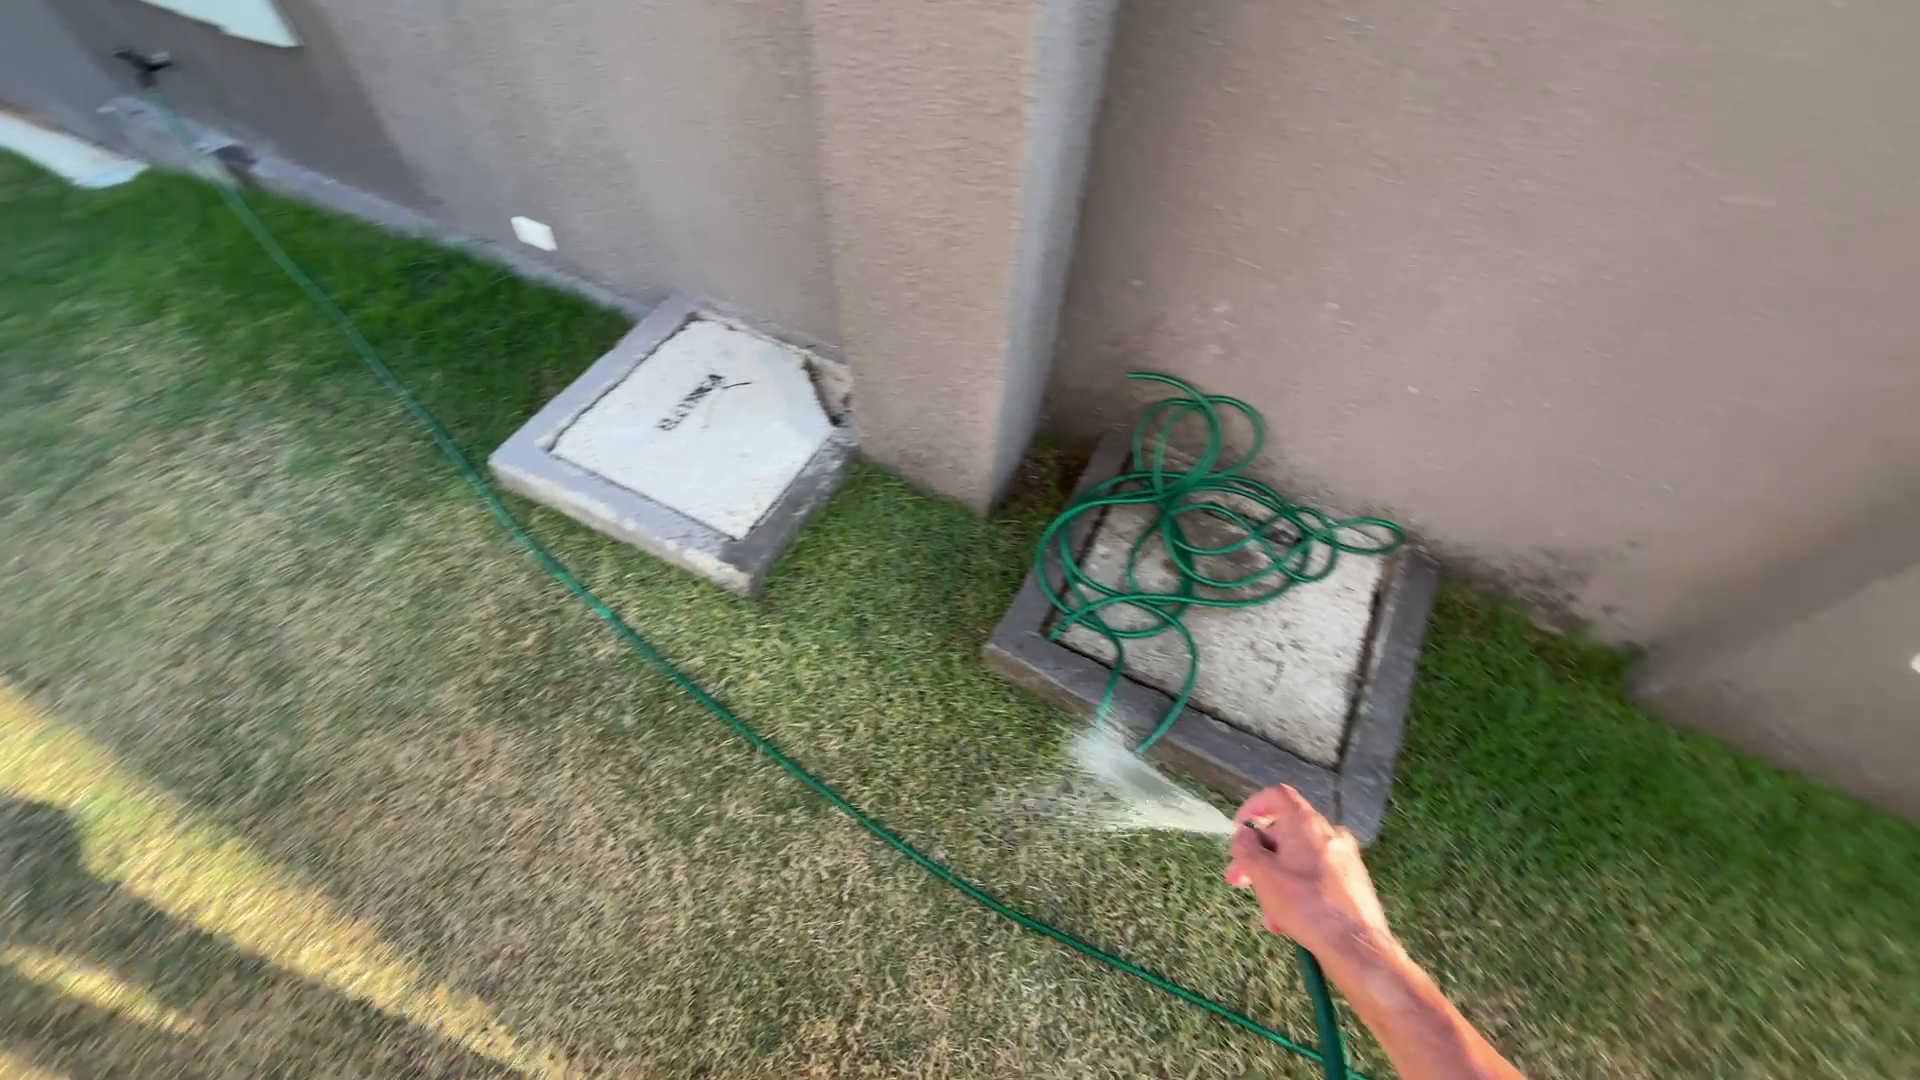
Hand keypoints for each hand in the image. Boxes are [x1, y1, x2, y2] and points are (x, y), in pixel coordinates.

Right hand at [1225, 785, 1393, 956]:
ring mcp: (1345, 858)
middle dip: (1258, 857)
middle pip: (1285, 833)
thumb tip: (1245, 834)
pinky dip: (1298, 890)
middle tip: (1238, 879)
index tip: (1240, 828)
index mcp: (1306, 823)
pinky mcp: (1354, 882)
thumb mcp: (1262, 873)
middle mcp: (1329, 833)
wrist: (1357, 946)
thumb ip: (1246, 847)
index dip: (1253, 806)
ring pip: (1299, 859)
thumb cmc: (1304, 903)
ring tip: (1268, 915)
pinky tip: (1290, 920)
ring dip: (1276, 880)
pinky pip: (1317, 876)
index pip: (1276, 795)